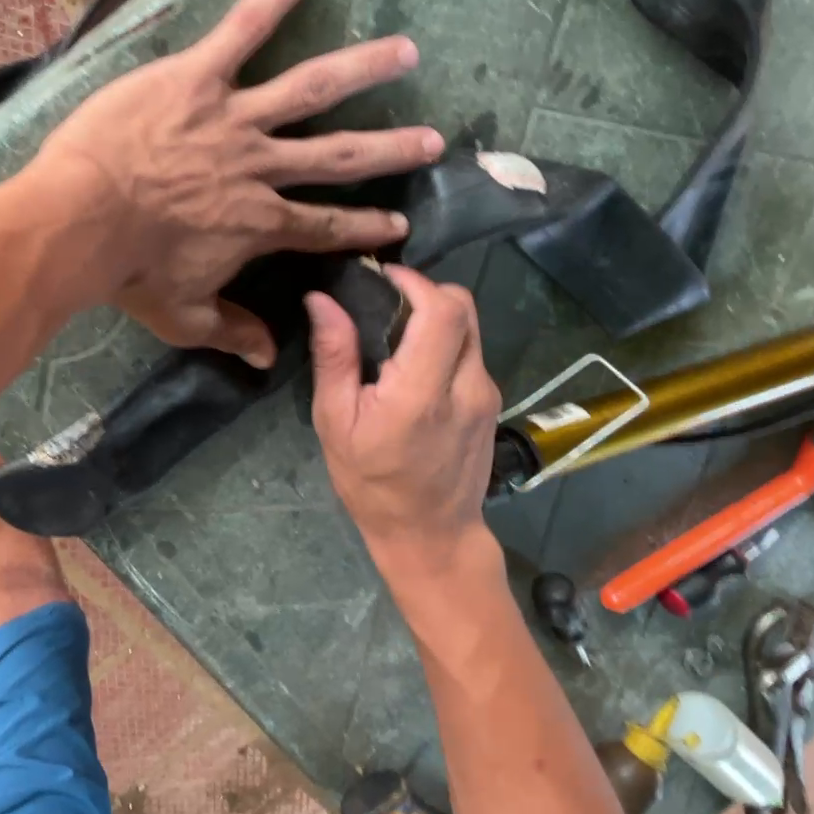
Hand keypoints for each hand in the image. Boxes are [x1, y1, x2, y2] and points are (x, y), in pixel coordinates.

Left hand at [27, 0, 442, 367]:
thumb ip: (230, 333)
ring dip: (362, 69)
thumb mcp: (181, 316)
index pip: (325, 227)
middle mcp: (262, 168)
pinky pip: (242, 30)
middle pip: (339, 157)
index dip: (364, 228)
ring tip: (405, 52)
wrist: (79, 221)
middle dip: (389, 151)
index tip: (399, 224)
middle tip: (432, 140)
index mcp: (259, 224)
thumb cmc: (128, 272)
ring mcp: (234, 118)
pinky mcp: (198, 78)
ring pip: (311, 89)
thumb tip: (269, 361)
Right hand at [306, 266, 501, 567]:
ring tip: (394, 333)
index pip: (442, 311)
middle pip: (465, 307)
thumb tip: (322, 300)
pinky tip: (413, 364)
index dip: (415, 282)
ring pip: (472, 327)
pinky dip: (445, 340)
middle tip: (385, 302)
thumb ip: (334, 357)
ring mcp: (487, 393)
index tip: (381, 278)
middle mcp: (467, 385)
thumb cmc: (372, 483)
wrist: (431, 535)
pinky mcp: (491, 402)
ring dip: (436, 315)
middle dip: (426, 292)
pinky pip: (471, 351)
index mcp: (422, 392)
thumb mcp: (335, 422)